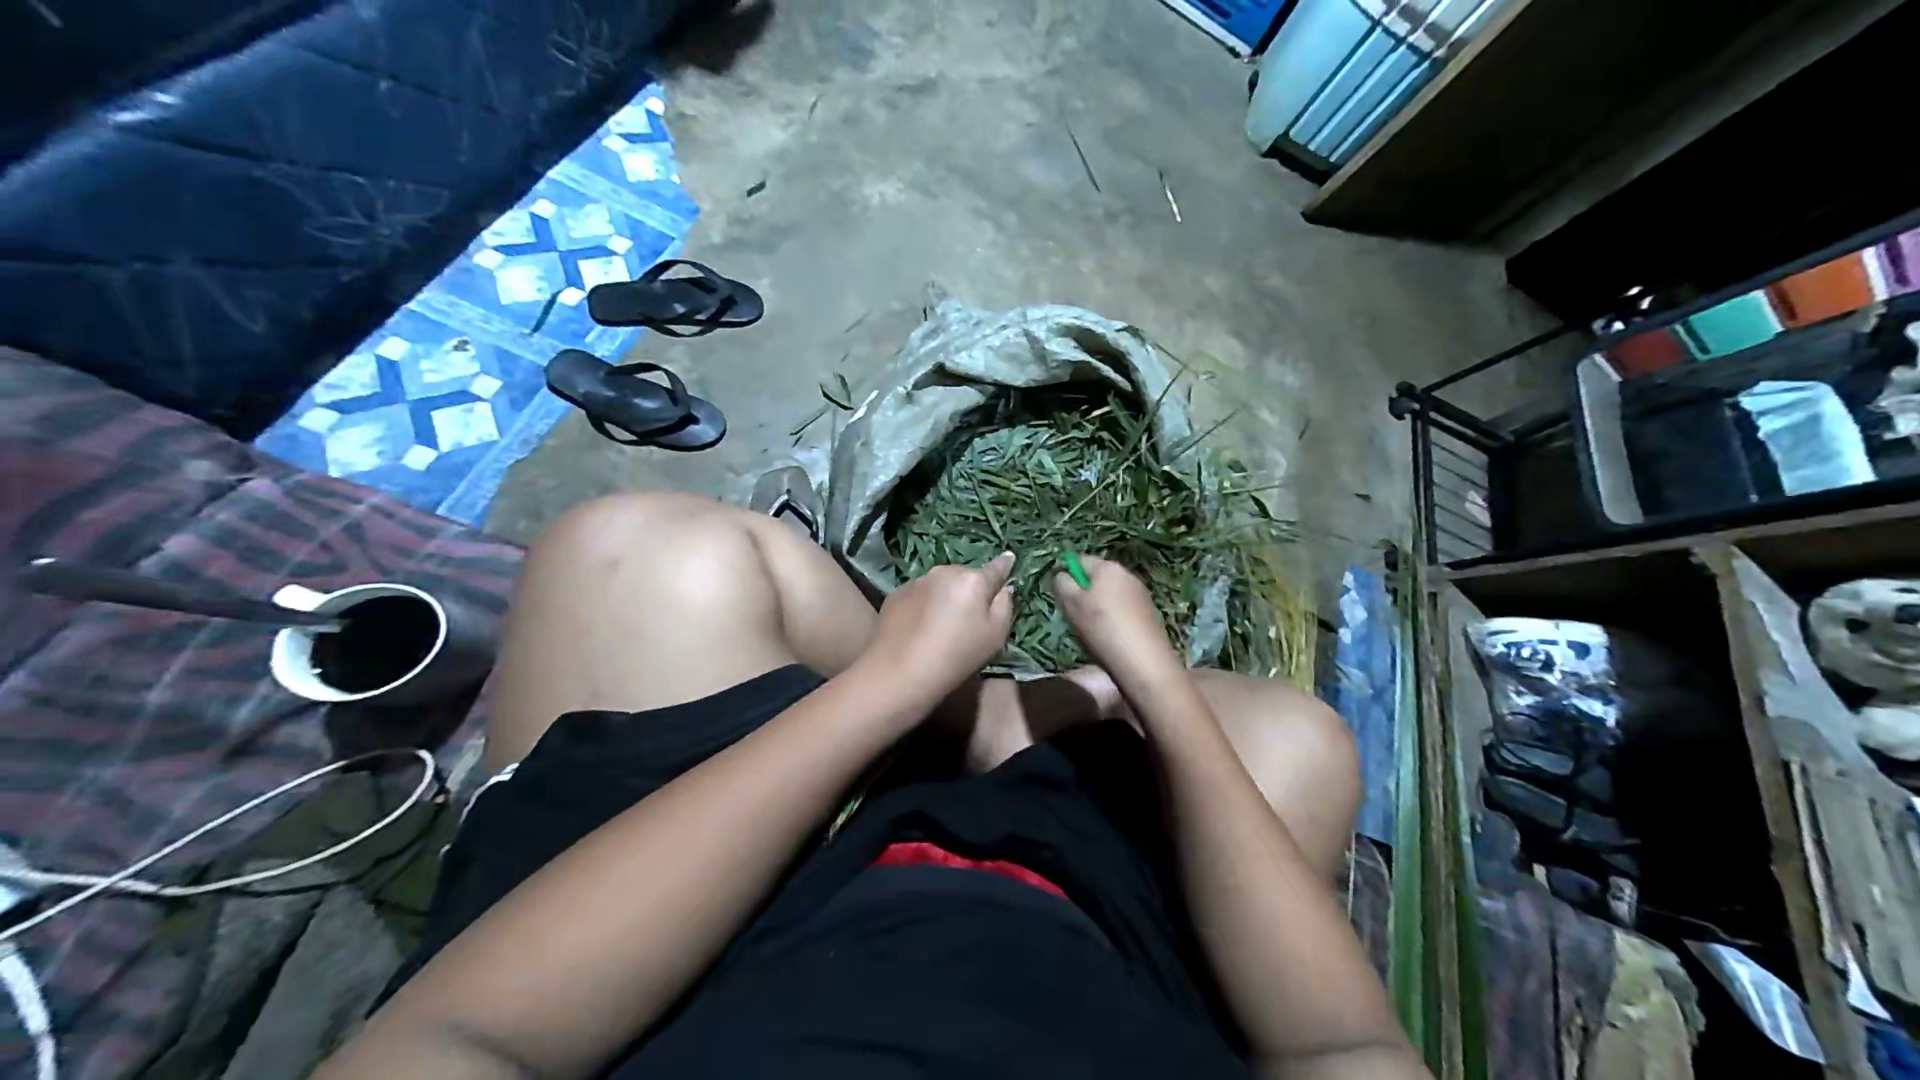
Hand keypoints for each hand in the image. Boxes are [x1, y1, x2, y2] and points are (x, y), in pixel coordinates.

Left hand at [862, 552, 1015, 704]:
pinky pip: (920, 594)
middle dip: (970, 589)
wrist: (900, 671)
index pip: (996, 568)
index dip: (1005, 565)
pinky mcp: (897, 594)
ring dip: (946, 596)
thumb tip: (1003, 588)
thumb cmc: (956, 656)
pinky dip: (925, 605)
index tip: (1009, 558)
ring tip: (942, 624)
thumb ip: (1005, 606)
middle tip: (969, 617)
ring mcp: (917, 581)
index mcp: (973, 580)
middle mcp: (944, 572)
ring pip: (941, 584)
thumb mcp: (995, 636)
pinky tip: (921, 627)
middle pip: (966, 576)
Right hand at [1053, 556, 1182, 683]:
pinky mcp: (1149, 612)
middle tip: (1075, 615)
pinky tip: (1112, 636)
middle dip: (1084, 592)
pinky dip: (1114, 617)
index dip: (1067, 575)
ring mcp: (1141, 593)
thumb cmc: (1102, 627)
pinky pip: (1123, 608)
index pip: (1079, 560)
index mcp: (1108, 567)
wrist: (1143, 660)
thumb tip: (1062, 575)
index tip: (1062, 597)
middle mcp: (1127, 574)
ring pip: (1110, 594)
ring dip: (1099, 606)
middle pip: (1097, 577)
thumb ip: (1062, 583)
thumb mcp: (1072, 603)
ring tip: (1093, 629)